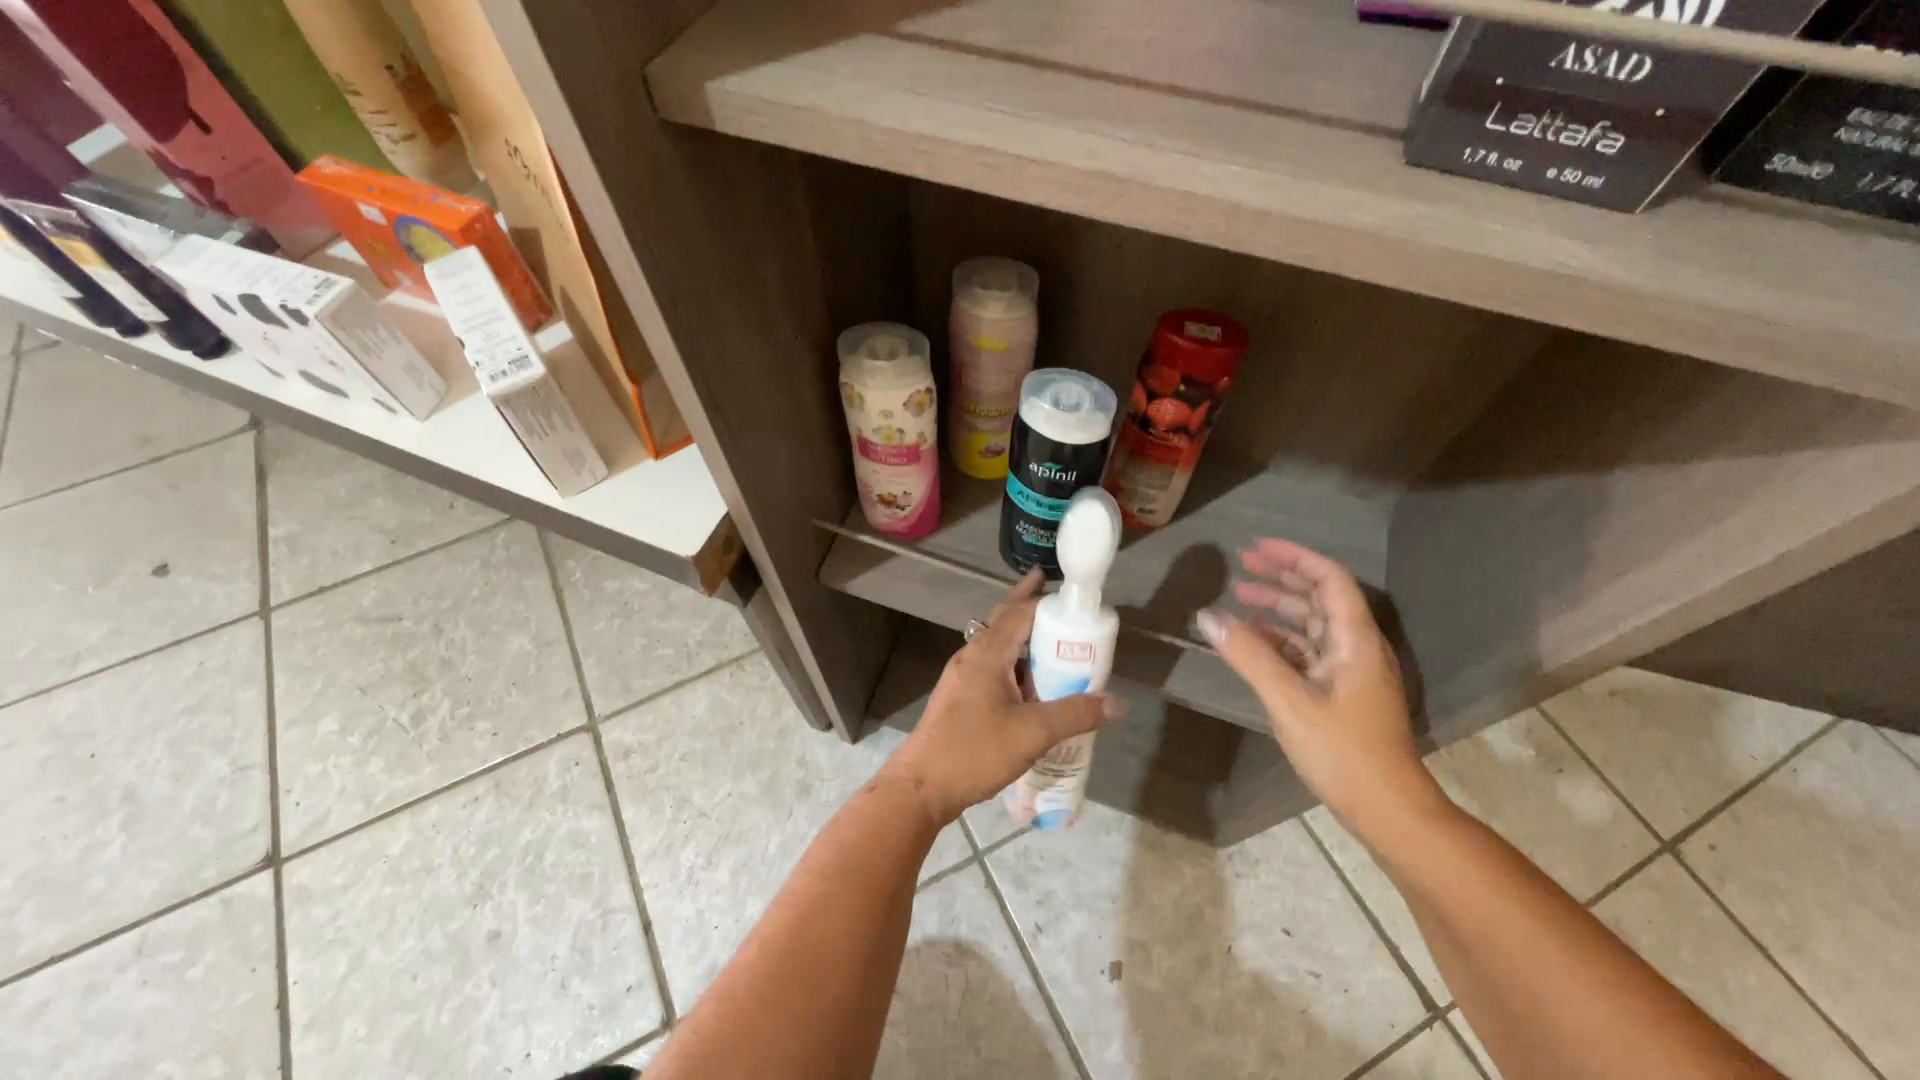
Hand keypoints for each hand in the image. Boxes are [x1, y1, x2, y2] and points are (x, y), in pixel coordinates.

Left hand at [883, 570, 1125, 826]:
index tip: (1074, 596)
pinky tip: (1035, 691)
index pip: (1020, 611)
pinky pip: (994, 672)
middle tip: (1067, 610)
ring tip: (1058, 650)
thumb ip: (1075, 714)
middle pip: (1006, 623)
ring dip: (1027, 645)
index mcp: (986, 653)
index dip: (1047, 600)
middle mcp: (972, 657)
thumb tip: (1116, 702)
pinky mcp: (961, 700)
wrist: (922, 787)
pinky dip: (1017, 670)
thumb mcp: (1033, 733)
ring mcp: (963, 679)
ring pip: (1000, 650)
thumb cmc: (974, 751)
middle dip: (1034, 612)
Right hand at [1196, 539, 1446, 834]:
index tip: (1256, 547)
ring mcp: (1352, 672)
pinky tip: (1255, 644)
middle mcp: (1358, 647)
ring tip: (1241, 599)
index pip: (1328, 579)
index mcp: (1355, 640)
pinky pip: (1310, 653)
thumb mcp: (1289, 701)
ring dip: (1280, 610)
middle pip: (1321, 598)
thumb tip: (1208, 615)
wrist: (1388, 808)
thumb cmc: (1343, 751)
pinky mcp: (1343, 695)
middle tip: (1241, 566)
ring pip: (1314, 626)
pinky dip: (1282, 641)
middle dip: (1282, 578)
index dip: (1294, 557)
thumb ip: (1249, 655)